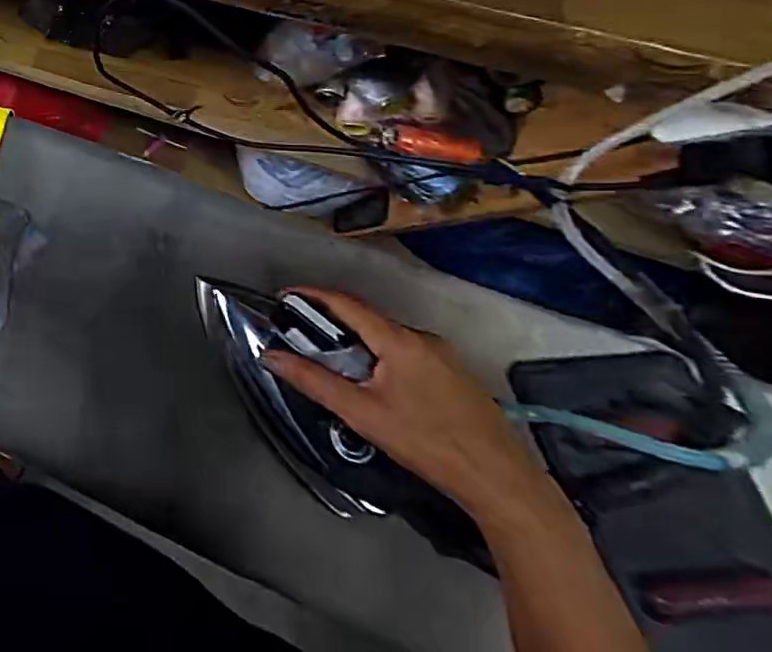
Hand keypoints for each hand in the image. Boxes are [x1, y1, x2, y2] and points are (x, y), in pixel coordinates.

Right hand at [262, 287, 551, 515]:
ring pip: (390, 338)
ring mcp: (443, 355)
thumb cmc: (426, 442)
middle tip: (304, 333)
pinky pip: (409, 354)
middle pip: (368, 319)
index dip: (313, 294)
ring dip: (359, 342)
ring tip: (337, 364)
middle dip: (334, 321)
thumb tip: (273, 357)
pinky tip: (379, 387)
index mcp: (398, 339)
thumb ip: (314, 382)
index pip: (347, 304)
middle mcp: (422, 337)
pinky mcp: (455, 374)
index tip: (287, 295)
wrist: (498, 478)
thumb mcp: (362, 413)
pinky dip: (383, 357)